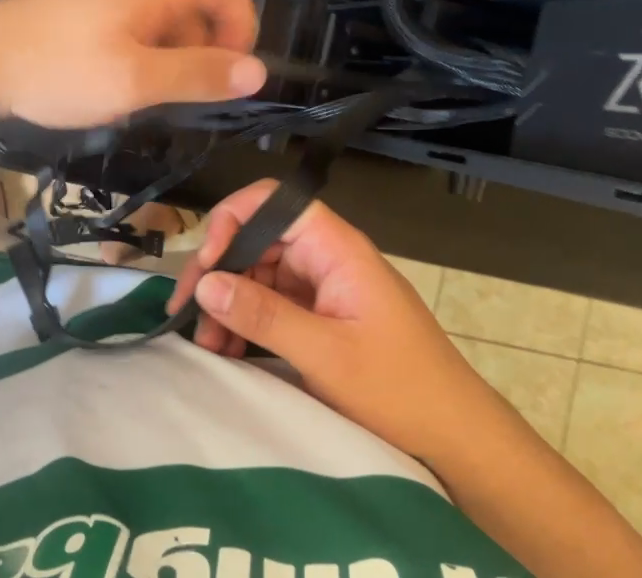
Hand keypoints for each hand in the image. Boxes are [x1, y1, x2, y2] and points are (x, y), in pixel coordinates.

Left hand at [0, 0, 266, 128]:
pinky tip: (109, 91)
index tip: (230, 74)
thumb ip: (197, 75)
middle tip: (177, 100)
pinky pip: (130, 31)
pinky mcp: (81, 13)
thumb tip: (257, 70)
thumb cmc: (57, 70)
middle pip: (194, 7)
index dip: (242, 24)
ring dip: (166, 63)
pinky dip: (137, 60)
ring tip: (137, 102)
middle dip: (200, 53)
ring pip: (161, 25)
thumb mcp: (134, 81)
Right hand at [168, 180, 503, 466]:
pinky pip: (269, 305)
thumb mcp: (326, 354)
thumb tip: (205, 282)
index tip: (208, 263)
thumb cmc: (399, 390)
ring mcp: (322, 288)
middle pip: (256, 240)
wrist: (456, 439)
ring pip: (257, 275)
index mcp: (336, 249)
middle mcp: (325, 258)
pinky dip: (244, 324)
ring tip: (205, 344)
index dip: (232, 219)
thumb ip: (263, 314)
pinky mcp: (319, 316)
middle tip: (185, 312)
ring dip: (226, 304)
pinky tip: (225, 350)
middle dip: (219, 273)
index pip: (272, 202)